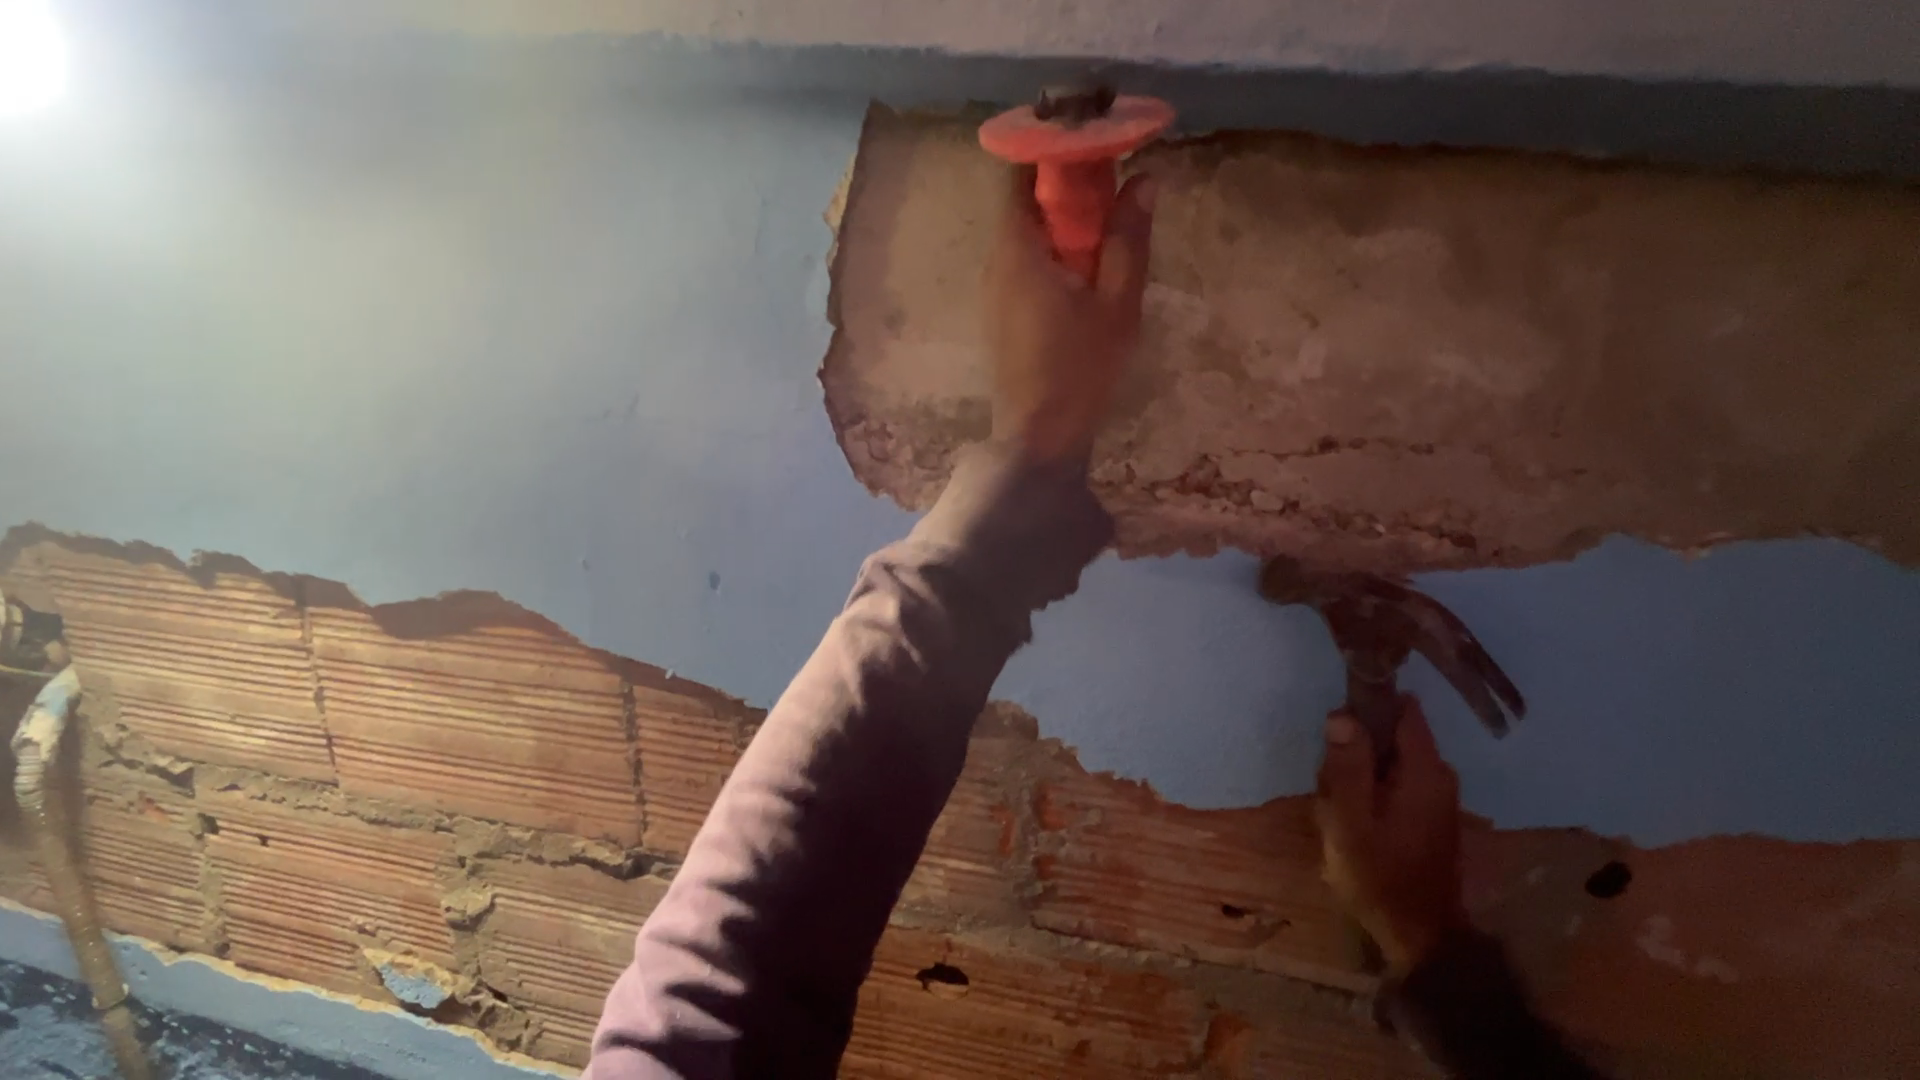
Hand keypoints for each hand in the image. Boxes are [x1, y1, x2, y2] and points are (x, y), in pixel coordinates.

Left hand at [984, 165, 1157, 463]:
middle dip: (1067, 183)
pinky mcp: (1001, 314)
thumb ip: (1128, 238)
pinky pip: (1024, 262)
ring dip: (1063, 220)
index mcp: (1017, 249)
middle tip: (1116, 178)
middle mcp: (995, 262)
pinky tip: (1087, 267)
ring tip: (1109, 220)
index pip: (1021, 172)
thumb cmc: (1079, 370)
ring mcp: (993, 290)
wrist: (1038, 437)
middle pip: (1024, 201)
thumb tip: (1145, 178)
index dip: (1054, 147)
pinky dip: (1053, 250)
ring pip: (1025, 234)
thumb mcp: (1117, 303)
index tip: (1095, 138)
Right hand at [1315, 697, 1470, 974]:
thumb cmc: (1381, 877)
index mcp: (1424, 770)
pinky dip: (1366, 795)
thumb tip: (1341, 713)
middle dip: (1352, 751)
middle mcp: (1437, 775)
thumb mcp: (1351, 821)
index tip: (1334, 722)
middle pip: (1387, 736)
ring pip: (1383, 762)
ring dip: (1354, 778)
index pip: (1402, 708)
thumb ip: (1346, 767)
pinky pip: (1389, 784)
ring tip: (1337, 813)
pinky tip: (1350, 825)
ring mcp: (1434, 796)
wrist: (1420, 938)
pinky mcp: (1426, 815)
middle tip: (1329, 788)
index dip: (1367, 702)